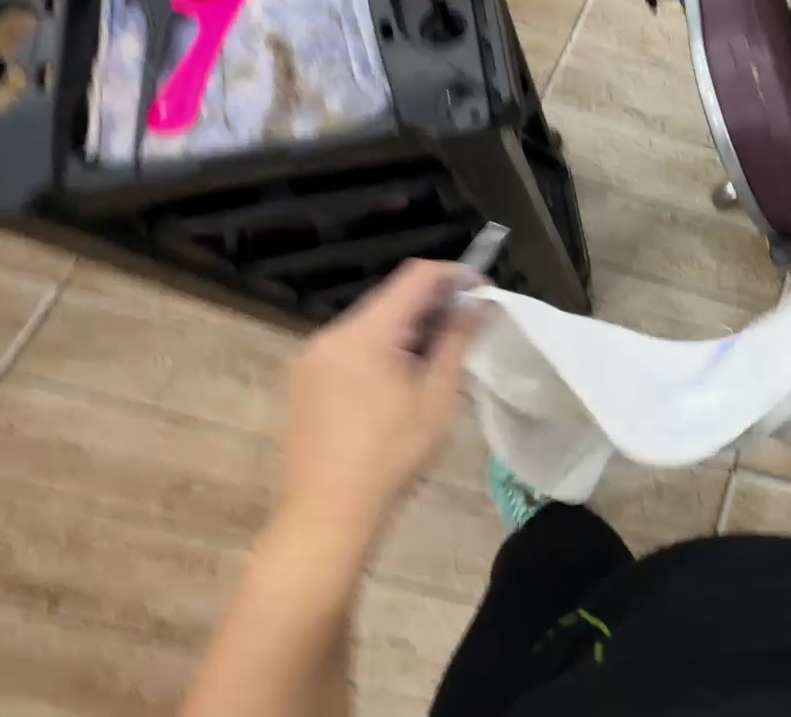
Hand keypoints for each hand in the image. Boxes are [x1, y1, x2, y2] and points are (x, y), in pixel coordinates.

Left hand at [277, 259, 486, 542]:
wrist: (326, 516)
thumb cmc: (392, 453)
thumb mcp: (438, 394)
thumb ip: (459, 338)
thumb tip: (479, 301)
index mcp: (364, 334)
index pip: (416, 276)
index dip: (456, 275)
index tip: (484, 293)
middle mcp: (331, 336)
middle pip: (393, 298)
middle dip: (436, 305)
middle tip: (470, 331)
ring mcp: (312, 359)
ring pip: (374, 323)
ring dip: (412, 329)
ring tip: (440, 361)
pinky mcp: (305, 382)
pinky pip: (354, 347)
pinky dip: (386, 348)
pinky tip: (404, 382)